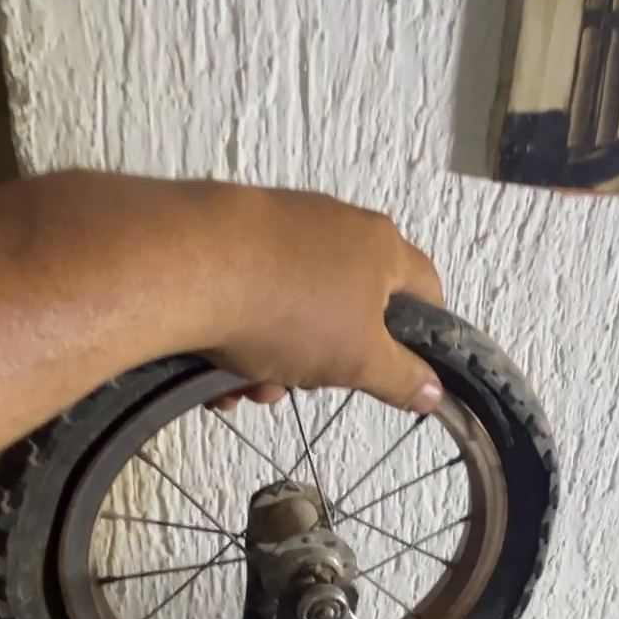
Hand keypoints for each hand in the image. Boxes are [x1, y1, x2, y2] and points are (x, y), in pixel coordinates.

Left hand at [28, 172, 445, 413]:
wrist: (183, 266)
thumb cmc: (287, 308)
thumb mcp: (358, 360)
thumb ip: (402, 378)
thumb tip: (435, 393)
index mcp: (381, 247)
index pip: (427, 288)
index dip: (426, 332)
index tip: (410, 365)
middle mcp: (336, 225)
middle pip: (351, 307)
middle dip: (327, 358)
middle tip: (306, 384)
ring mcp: (282, 226)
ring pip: (296, 310)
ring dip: (278, 358)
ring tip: (248, 385)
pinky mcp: (231, 235)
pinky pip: (252, 295)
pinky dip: (242, 336)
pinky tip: (218, 367)